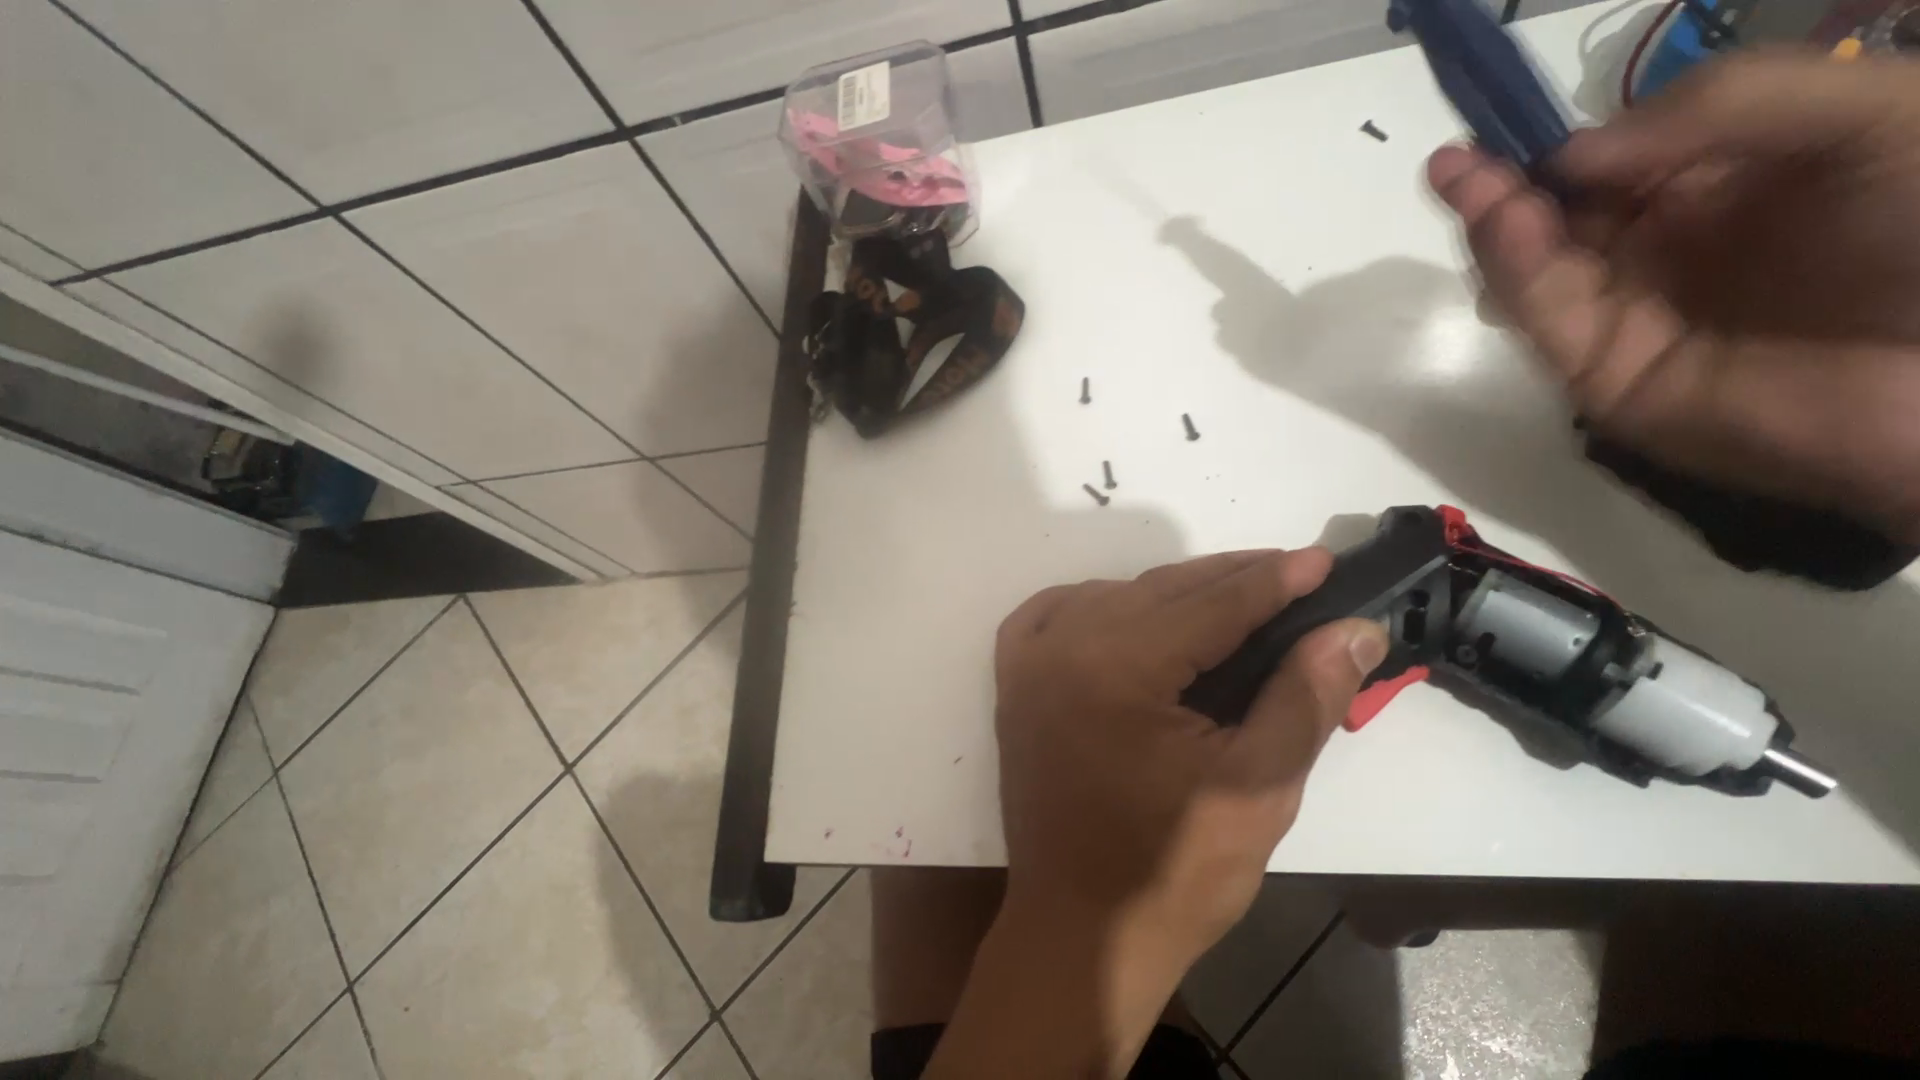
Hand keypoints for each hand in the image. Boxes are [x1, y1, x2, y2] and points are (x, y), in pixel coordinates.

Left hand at [992, 548, 1388, 962]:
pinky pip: (1056, 615)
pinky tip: (1136, 614)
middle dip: (1231, 581)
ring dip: (1174, 592)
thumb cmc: (1173, 874)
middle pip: (1161, 591)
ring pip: (1114, 598)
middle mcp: (1060, 647)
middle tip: (1294, 576)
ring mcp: (1028, 664)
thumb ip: (1304, 696)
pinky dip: (1101, 604)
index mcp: (1114, 668)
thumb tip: (1352, 628)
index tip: (1323, 560)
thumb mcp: (1259, 788)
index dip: (1273, 581)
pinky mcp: (1015, 686)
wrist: (1081, 933)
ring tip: (1235, 600)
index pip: (1210, 605)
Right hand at [1429, 51, 1919, 541]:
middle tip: (1452, 159)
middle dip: (1500, 185)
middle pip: (1556, 218)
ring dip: (1491, 224)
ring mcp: (1627, 319)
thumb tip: (1575, 151)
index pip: (1612, 164)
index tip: (1508, 123)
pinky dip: (1515, 269)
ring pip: (1535, 268)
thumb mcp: (1867, 114)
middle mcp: (1664, 252)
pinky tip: (1498, 220)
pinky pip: (1548, 316)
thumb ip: (1726, 104)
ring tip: (1459, 177)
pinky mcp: (1603, 378)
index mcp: (1722, 187)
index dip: (1562, 142)